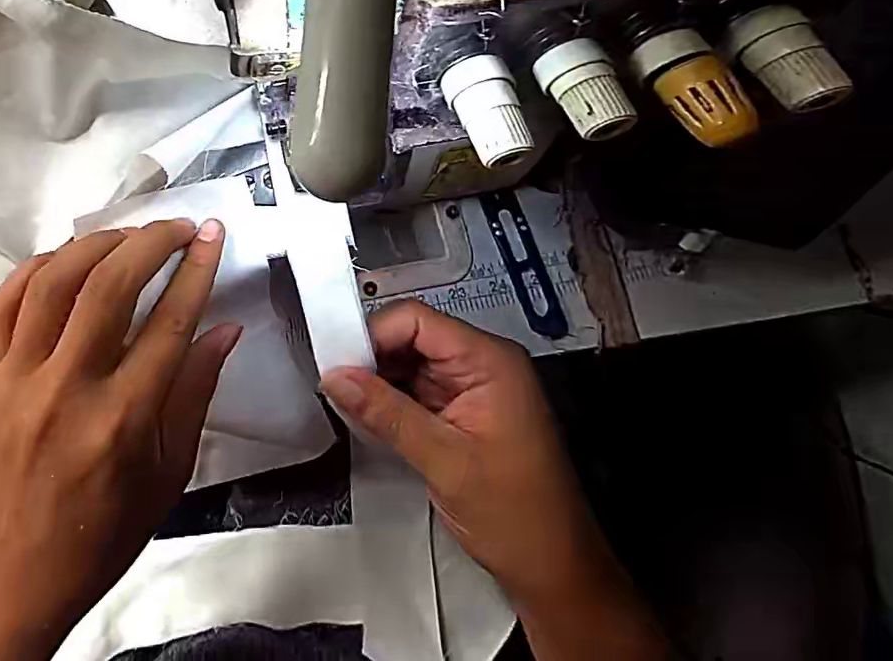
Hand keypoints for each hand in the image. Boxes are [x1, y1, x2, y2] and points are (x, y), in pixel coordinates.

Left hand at [0, 220, 240, 660]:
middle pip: (109, 286)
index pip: (169, 322)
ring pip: (54, 280)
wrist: (11, 573)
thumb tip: (225, 327)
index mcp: (121, 420)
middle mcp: (67, 389)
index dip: (197, 269)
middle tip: (177, 227)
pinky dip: (39, 266)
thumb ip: (196, 391)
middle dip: (150, 241)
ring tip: (129, 235)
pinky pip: (6, 300)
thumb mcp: (170, 472)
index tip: (212, 234)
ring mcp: (18, 377)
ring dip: (98, 243)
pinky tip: (70, 258)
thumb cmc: (104, 530)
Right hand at [320, 299, 663, 658]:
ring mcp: (471, 386)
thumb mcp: (444, 461)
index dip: (374, 335)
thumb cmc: (520, 517)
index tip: (340, 363)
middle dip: (372, 360)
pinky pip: (415, 388)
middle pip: (410, 337)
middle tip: (338, 388)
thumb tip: (337, 378)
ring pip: (408, 363)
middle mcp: (481, 363)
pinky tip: (371, 420)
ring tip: (351, 408)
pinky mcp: (461, 409)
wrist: (556, 572)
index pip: (417, 320)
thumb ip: (386, 413)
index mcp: (489, 360)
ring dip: (379, 383)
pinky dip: (390, 402)